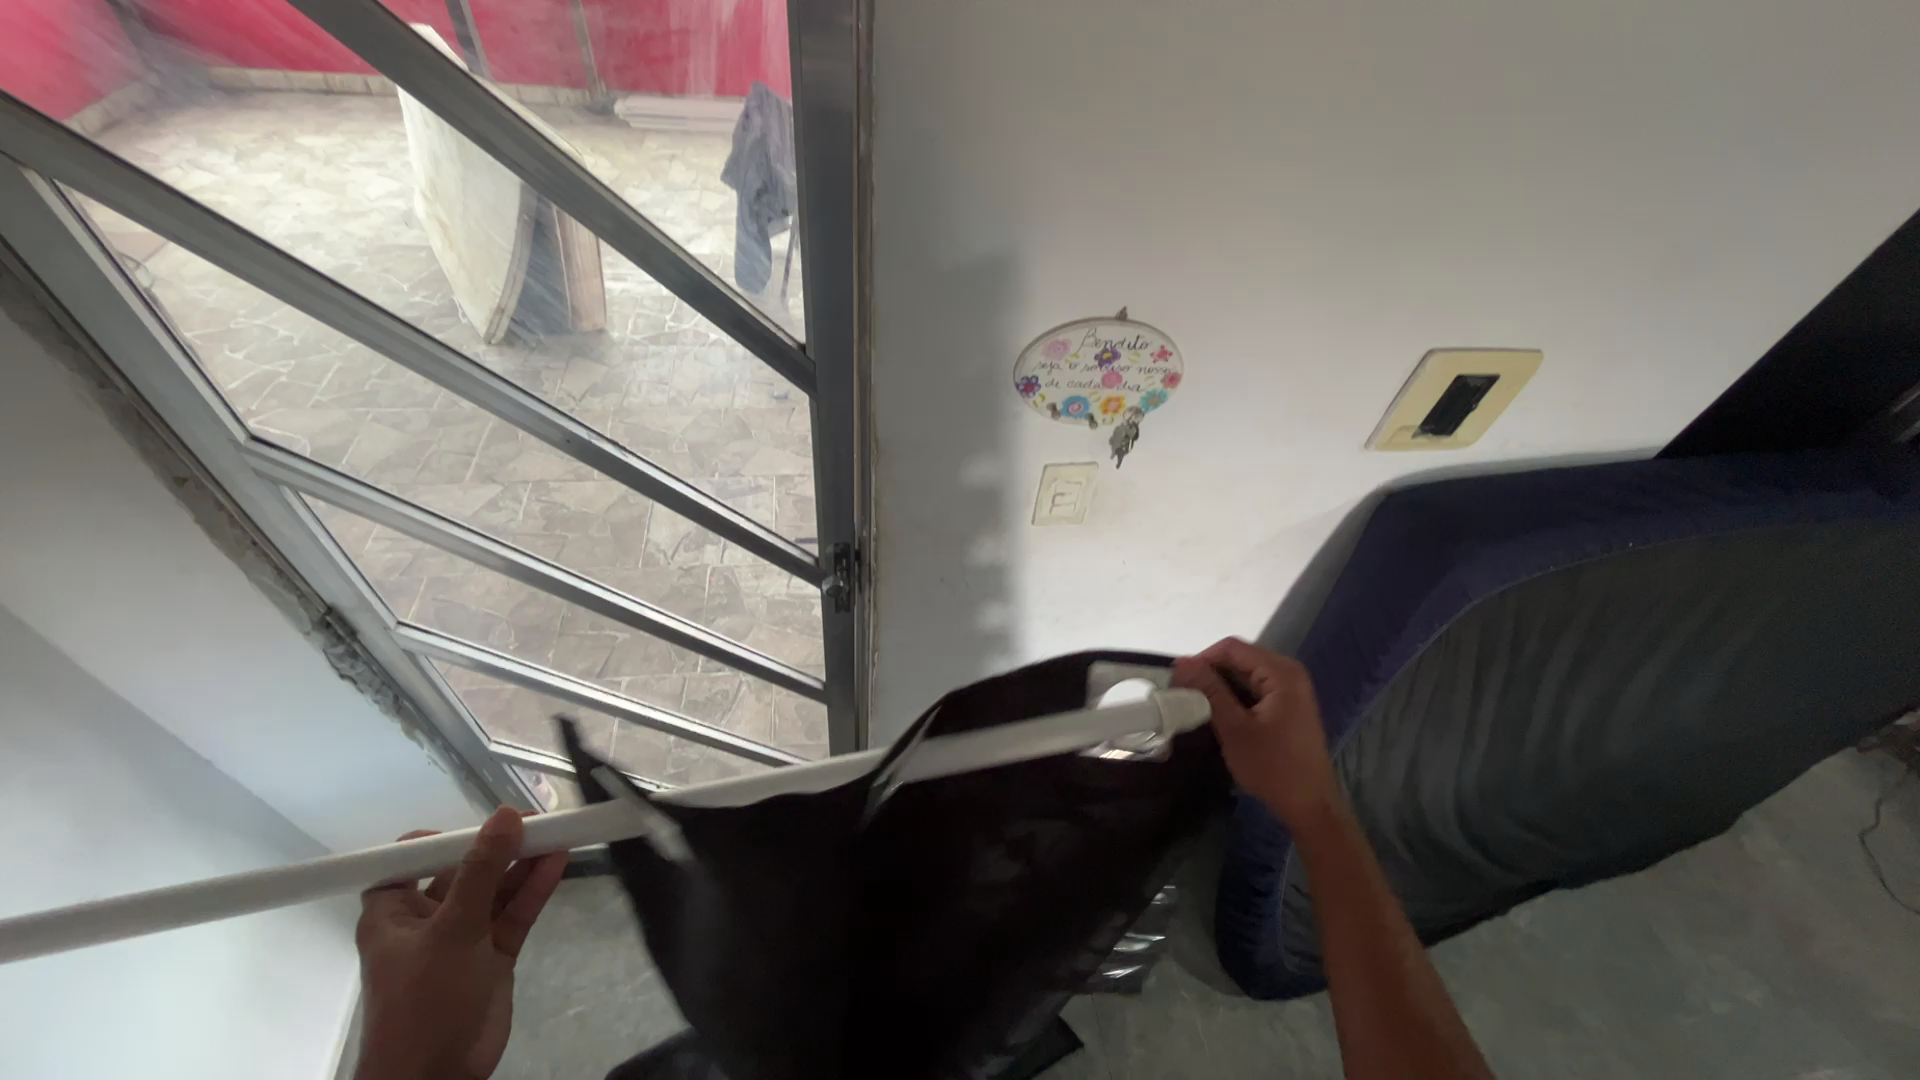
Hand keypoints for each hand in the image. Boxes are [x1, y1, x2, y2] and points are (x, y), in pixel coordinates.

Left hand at [354, 807, 568, 1079]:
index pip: (408, 862)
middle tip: (536, 820)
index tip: (478, 823)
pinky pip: (516, 911)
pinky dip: (536, 887)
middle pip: (464, 870)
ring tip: (557, 833)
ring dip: (524, 863)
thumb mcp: (452, 930)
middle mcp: (427, 921)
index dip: (439, 840)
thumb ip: (483, 871)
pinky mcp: (494, 955)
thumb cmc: (424, 1001)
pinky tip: (559, 861)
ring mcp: (463, 938)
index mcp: (394, 914)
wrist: (438, 1078)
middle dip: (497, 846)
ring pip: (496, 889)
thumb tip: (507, 815)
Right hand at [1172, 638, 1342, 832]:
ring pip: (1244, 674)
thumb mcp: (1235, 728)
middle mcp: (1289, 673)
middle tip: (1184, 696)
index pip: (1231, 648)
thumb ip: (1209, 690)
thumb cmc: (1273, 767)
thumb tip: (1181, 661)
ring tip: (1196, 706)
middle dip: (1209, 673)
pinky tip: (1218, 714)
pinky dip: (1234, 696)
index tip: (1178, 683)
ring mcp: (1291, 689)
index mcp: (1281, 673)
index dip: (1201, 660)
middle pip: (1239, 658)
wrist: (1310, 807)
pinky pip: (1254, 689)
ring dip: (1219, 686)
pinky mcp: (1288, 705)